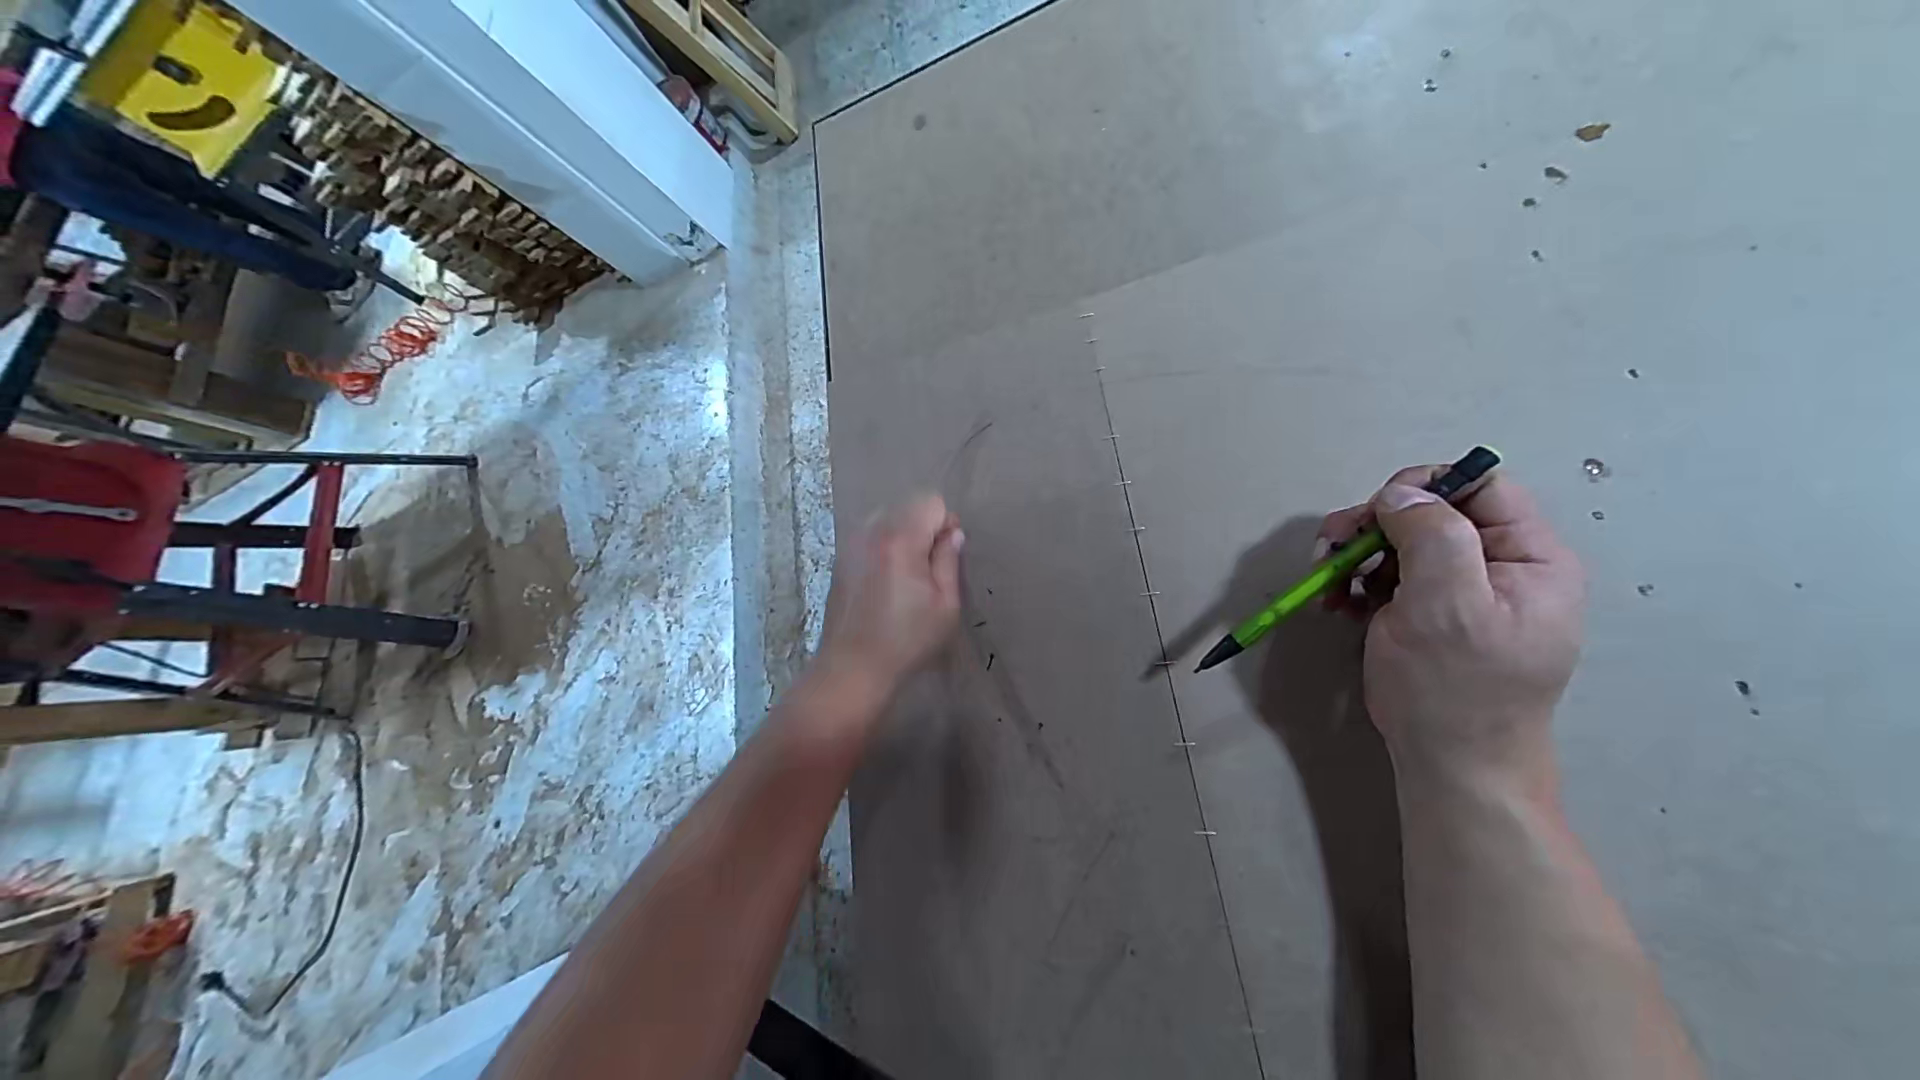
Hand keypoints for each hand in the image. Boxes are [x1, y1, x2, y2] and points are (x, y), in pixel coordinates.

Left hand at [816, 493, 965, 696]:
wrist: (852, 669)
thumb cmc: (906, 641)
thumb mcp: (945, 606)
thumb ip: (949, 561)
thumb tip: (953, 534)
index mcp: (899, 540)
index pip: (931, 502)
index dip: (946, 525)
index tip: (947, 555)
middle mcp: (870, 532)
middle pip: (907, 505)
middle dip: (924, 527)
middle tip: (929, 568)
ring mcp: (850, 544)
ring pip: (887, 518)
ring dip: (903, 536)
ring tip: (907, 575)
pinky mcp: (840, 559)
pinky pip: (870, 536)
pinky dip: (884, 547)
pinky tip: (886, 582)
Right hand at [1318, 467, 1585, 785]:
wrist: (1449, 762)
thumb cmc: (1455, 688)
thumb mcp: (1448, 607)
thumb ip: (1432, 538)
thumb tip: (1399, 494)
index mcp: (1528, 557)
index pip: (1480, 487)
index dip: (1424, 487)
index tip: (1373, 513)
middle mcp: (1497, 565)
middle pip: (1431, 512)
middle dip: (1375, 524)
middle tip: (1332, 548)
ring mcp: (1458, 589)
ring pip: (1400, 541)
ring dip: (1356, 552)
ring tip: (1327, 580)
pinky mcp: (1424, 609)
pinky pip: (1386, 573)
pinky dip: (1355, 579)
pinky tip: (1338, 601)